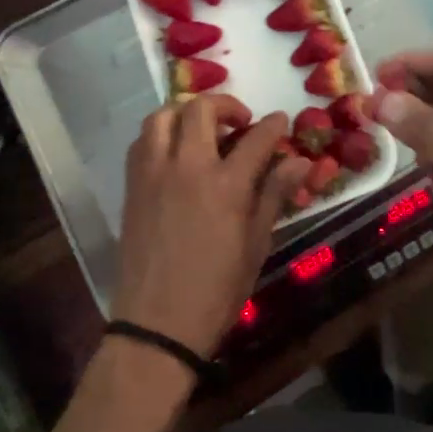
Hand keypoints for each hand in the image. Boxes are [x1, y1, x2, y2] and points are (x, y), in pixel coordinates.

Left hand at [112, 95, 309, 356]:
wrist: (157, 325)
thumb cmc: (216, 291)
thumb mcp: (256, 245)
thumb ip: (274, 194)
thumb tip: (300, 160)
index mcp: (225, 185)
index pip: (256, 137)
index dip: (273, 125)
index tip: (280, 122)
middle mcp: (187, 167)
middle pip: (202, 109)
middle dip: (226, 105)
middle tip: (240, 123)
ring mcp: (154, 174)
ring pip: (164, 116)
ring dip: (186, 113)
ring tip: (203, 131)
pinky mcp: (132, 186)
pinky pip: (143, 141)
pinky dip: (161, 134)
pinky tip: (175, 153)